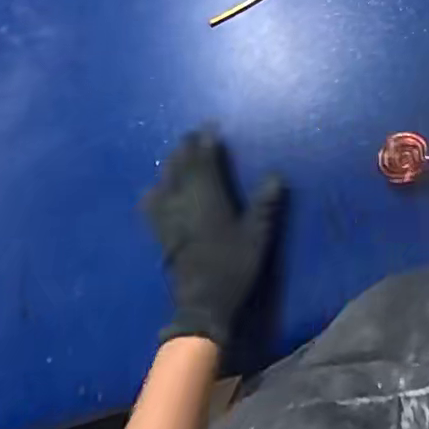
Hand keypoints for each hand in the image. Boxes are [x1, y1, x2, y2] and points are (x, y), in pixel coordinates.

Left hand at [141, 129, 285, 347]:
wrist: (201, 302)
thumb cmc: (232, 266)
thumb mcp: (256, 237)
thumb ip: (264, 205)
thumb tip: (276, 176)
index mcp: (207, 195)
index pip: (203, 158)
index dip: (207, 140)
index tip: (212, 126)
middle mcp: (182, 197)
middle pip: (180, 162)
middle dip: (187, 146)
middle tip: (195, 135)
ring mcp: (166, 213)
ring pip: (164, 177)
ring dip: (172, 162)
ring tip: (179, 154)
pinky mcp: (158, 228)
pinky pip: (152, 200)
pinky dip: (157, 187)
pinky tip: (158, 188)